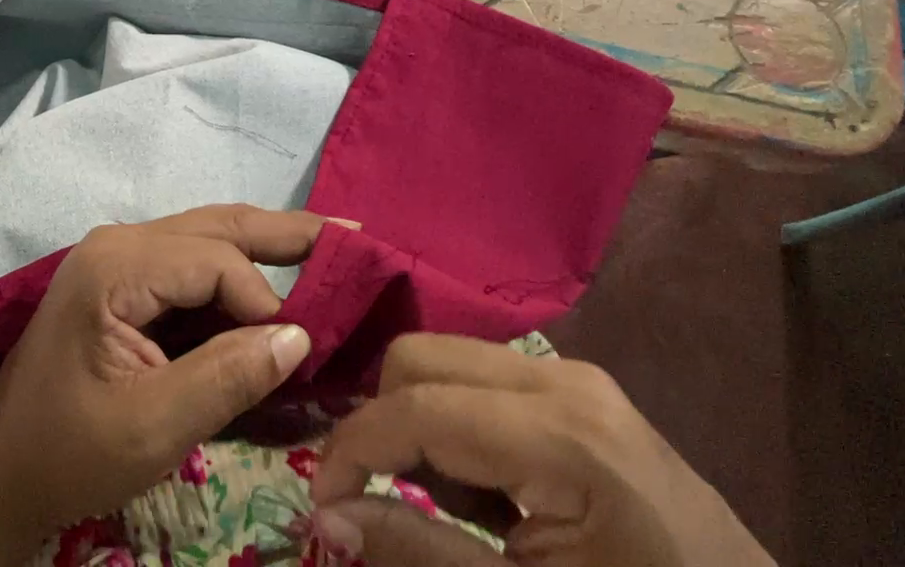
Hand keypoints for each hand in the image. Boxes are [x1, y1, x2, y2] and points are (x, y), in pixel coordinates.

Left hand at [0, 205, 334, 564]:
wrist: (2, 473)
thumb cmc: (69, 452)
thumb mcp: (153, 427)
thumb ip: (227, 376)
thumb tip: (300, 336)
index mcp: (117, 266)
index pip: (215, 261)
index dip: (262, 303)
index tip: (293, 354)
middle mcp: (119, 244)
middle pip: (217, 226)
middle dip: (285, 233)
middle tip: (353, 235)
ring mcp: (118, 258)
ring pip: (207, 237)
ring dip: (266, 245)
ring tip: (327, 245)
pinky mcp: (123, 281)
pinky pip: (191, 263)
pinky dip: (237, 271)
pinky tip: (275, 273)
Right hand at [309, 334, 774, 566]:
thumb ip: (418, 550)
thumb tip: (324, 517)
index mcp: (560, 435)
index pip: (416, 407)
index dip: (351, 450)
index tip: (321, 507)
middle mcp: (564, 380)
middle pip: (421, 357)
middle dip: (380, 421)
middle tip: (378, 497)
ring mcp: (578, 379)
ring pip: (446, 360)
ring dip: (416, 420)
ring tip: (442, 503)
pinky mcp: (583, 393)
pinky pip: (483, 380)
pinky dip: (455, 422)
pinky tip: (483, 490)